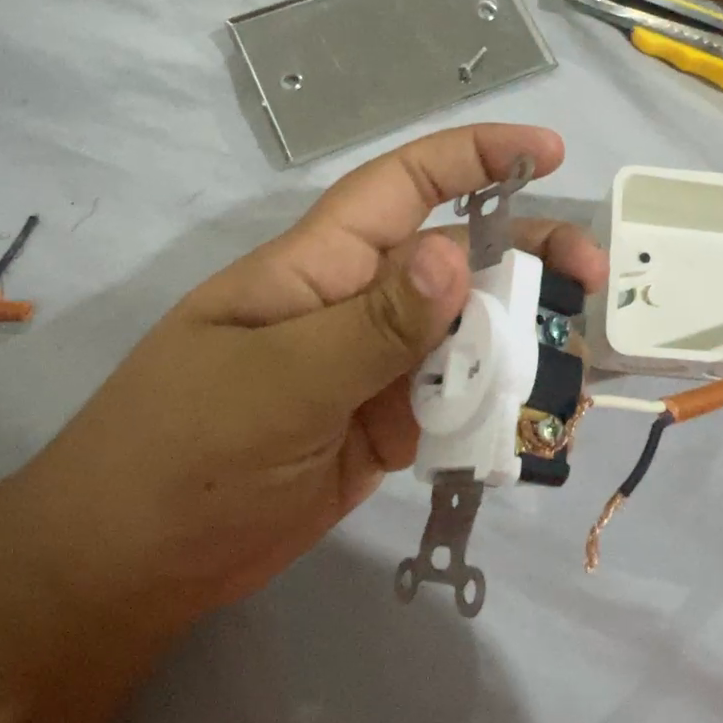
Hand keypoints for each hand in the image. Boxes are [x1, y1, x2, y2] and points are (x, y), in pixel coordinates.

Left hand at [9, 125, 606, 630]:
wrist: (132, 567)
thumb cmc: (182, 452)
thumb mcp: (276, 381)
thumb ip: (370, 325)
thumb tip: (450, 255)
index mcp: (318, 267)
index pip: (403, 187)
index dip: (473, 158)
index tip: (548, 154)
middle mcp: (353, 307)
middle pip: (453, 264)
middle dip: (525, 262)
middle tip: (589, 284)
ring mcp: (369, 372)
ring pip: (461, 340)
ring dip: (517, 350)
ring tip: (576, 377)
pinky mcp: (380, 430)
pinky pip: (449, 406)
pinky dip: (491, 413)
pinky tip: (534, 428)